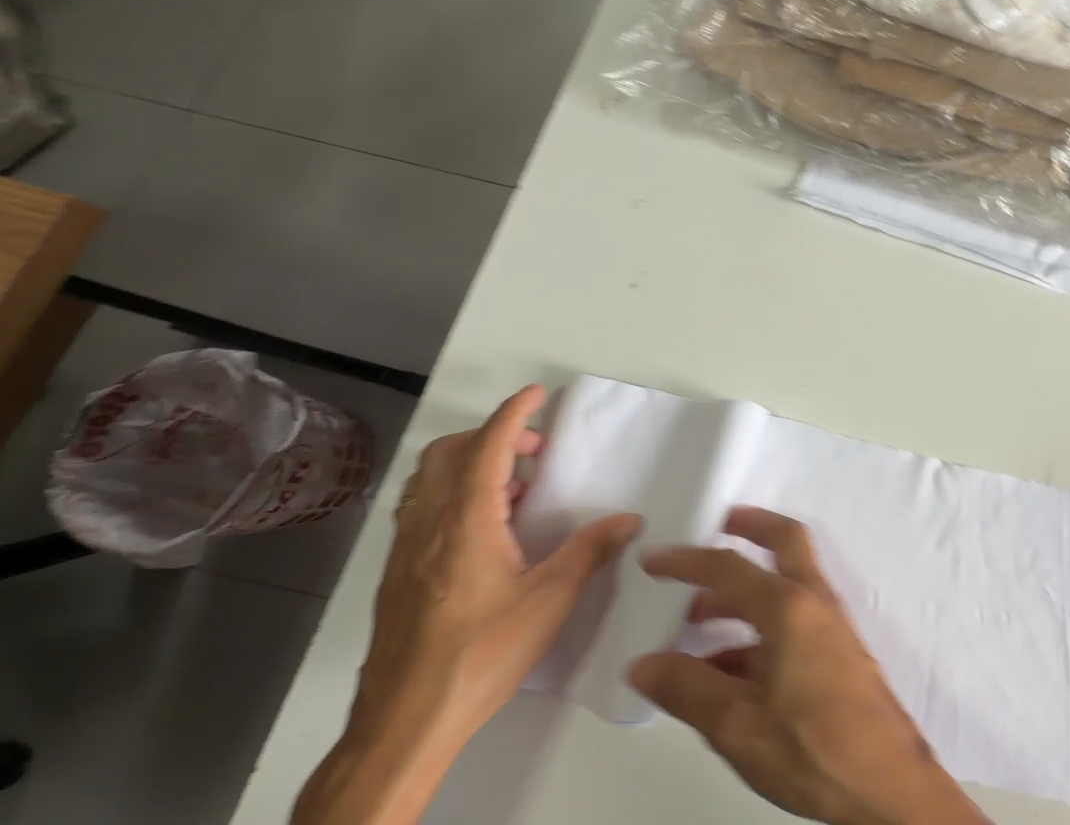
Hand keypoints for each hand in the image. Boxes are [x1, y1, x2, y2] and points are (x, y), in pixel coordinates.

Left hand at [295, 385, 640, 824]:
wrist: (406, 718)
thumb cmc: (482, 653)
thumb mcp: (549, 601)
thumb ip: (589, 552)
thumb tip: (628, 519)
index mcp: (466, 520)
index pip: (487, 447)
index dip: (513, 414)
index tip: (536, 394)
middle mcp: (428, 523)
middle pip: (449, 453)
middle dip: (493, 437)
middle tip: (535, 454)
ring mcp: (406, 548)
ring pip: (429, 479)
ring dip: (470, 465)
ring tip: (516, 491)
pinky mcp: (398, 573)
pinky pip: (422, 508)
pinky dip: (453, 493)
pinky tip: (485, 531)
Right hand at [629, 508, 985, 824]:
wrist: (887, 785)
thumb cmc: (812, 748)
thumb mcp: (735, 724)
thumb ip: (687, 688)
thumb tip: (644, 663)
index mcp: (789, 609)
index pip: (729, 567)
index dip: (686, 560)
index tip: (653, 559)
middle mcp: (815, 606)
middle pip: (784, 544)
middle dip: (750, 527)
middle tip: (716, 524)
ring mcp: (832, 629)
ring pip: (784, 590)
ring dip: (742, 595)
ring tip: (693, 624)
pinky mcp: (838, 656)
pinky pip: (792, 625)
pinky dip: (757, 631)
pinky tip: (724, 672)